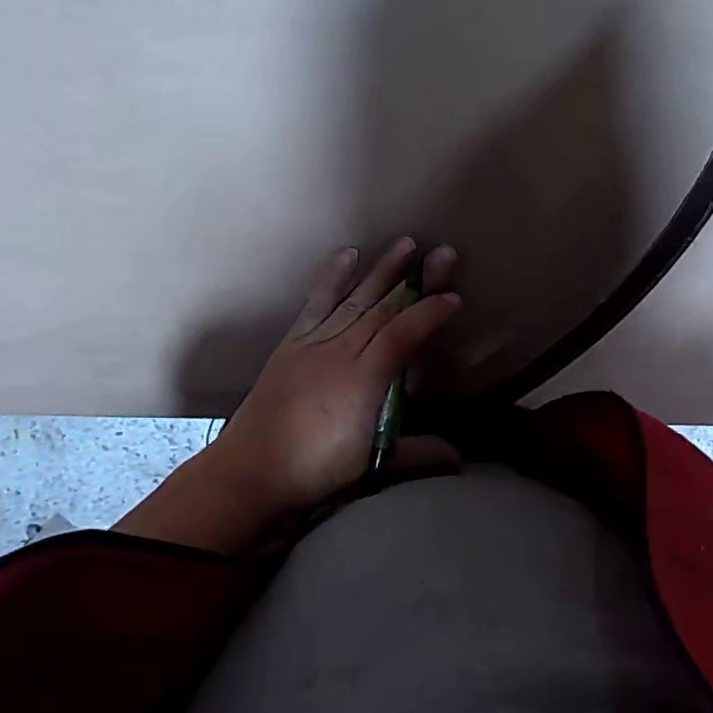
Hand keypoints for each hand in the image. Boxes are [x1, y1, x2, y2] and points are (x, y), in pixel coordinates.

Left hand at [114, 239, 460, 552]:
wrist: (251, 469)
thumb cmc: (315, 469)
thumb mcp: (372, 466)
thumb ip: (418, 454)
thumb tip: (461, 460)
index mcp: (364, 378)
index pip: (405, 334)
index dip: (431, 314)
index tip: (455, 298)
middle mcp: (341, 350)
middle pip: (386, 307)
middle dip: (417, 279)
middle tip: (443, 252)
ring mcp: (315, 342)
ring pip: (357, 298)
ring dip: (383, 270)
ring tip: (406, 243)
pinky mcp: (293, 342)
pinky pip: (317, 302)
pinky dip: (333, 277)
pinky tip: (348, 255)